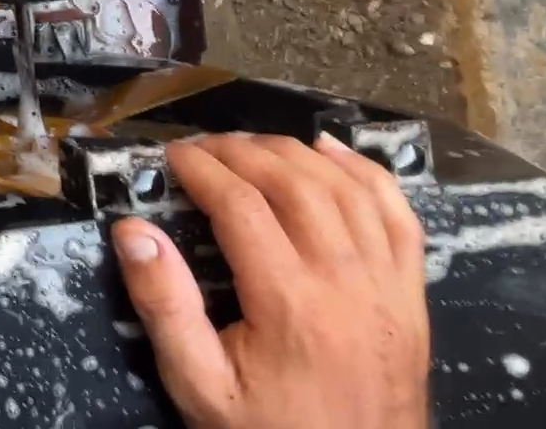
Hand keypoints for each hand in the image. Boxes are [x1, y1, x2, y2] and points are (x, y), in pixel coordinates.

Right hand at [111, 133, 429, 428]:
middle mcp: (349, 286)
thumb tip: (133, 230)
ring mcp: (391, 289)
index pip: (242, 205)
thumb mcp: (196, 381)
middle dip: (241, 150)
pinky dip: (365, 173)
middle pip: (297, 185)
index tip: (169, 156)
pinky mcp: (412, 296)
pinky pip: (399, 217)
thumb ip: (162, 305)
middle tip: (199, 147)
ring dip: (293, 153)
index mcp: (290, 304)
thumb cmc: (265, 427)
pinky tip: (329, 151)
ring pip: (348, 191)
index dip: (201, 168)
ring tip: (247, 145)